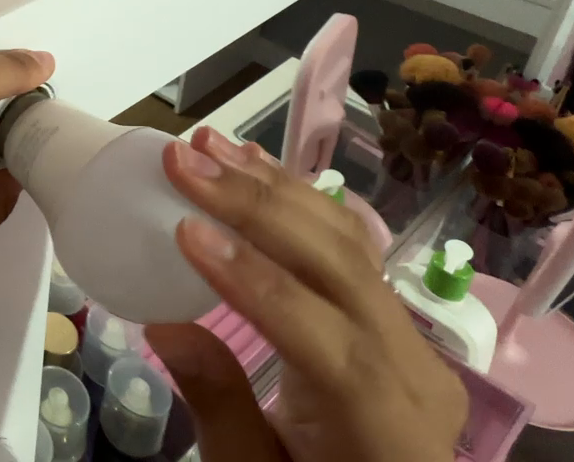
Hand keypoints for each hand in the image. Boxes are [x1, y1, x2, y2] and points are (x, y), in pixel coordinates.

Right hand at [147, 127, 467, 461]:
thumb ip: (219, 406)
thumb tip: (162, 325)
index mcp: (385, 429)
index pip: (327, 343)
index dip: (255, 281)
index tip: (184, 229)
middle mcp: (412, 369)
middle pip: (340, 269)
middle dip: (255, 205)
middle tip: (182, 160)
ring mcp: (406, 334)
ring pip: (345, 239)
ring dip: (270, 184)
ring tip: (205, 145)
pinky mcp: (388, 312)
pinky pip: (348, 243)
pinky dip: (294, 195)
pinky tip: (250, 163)